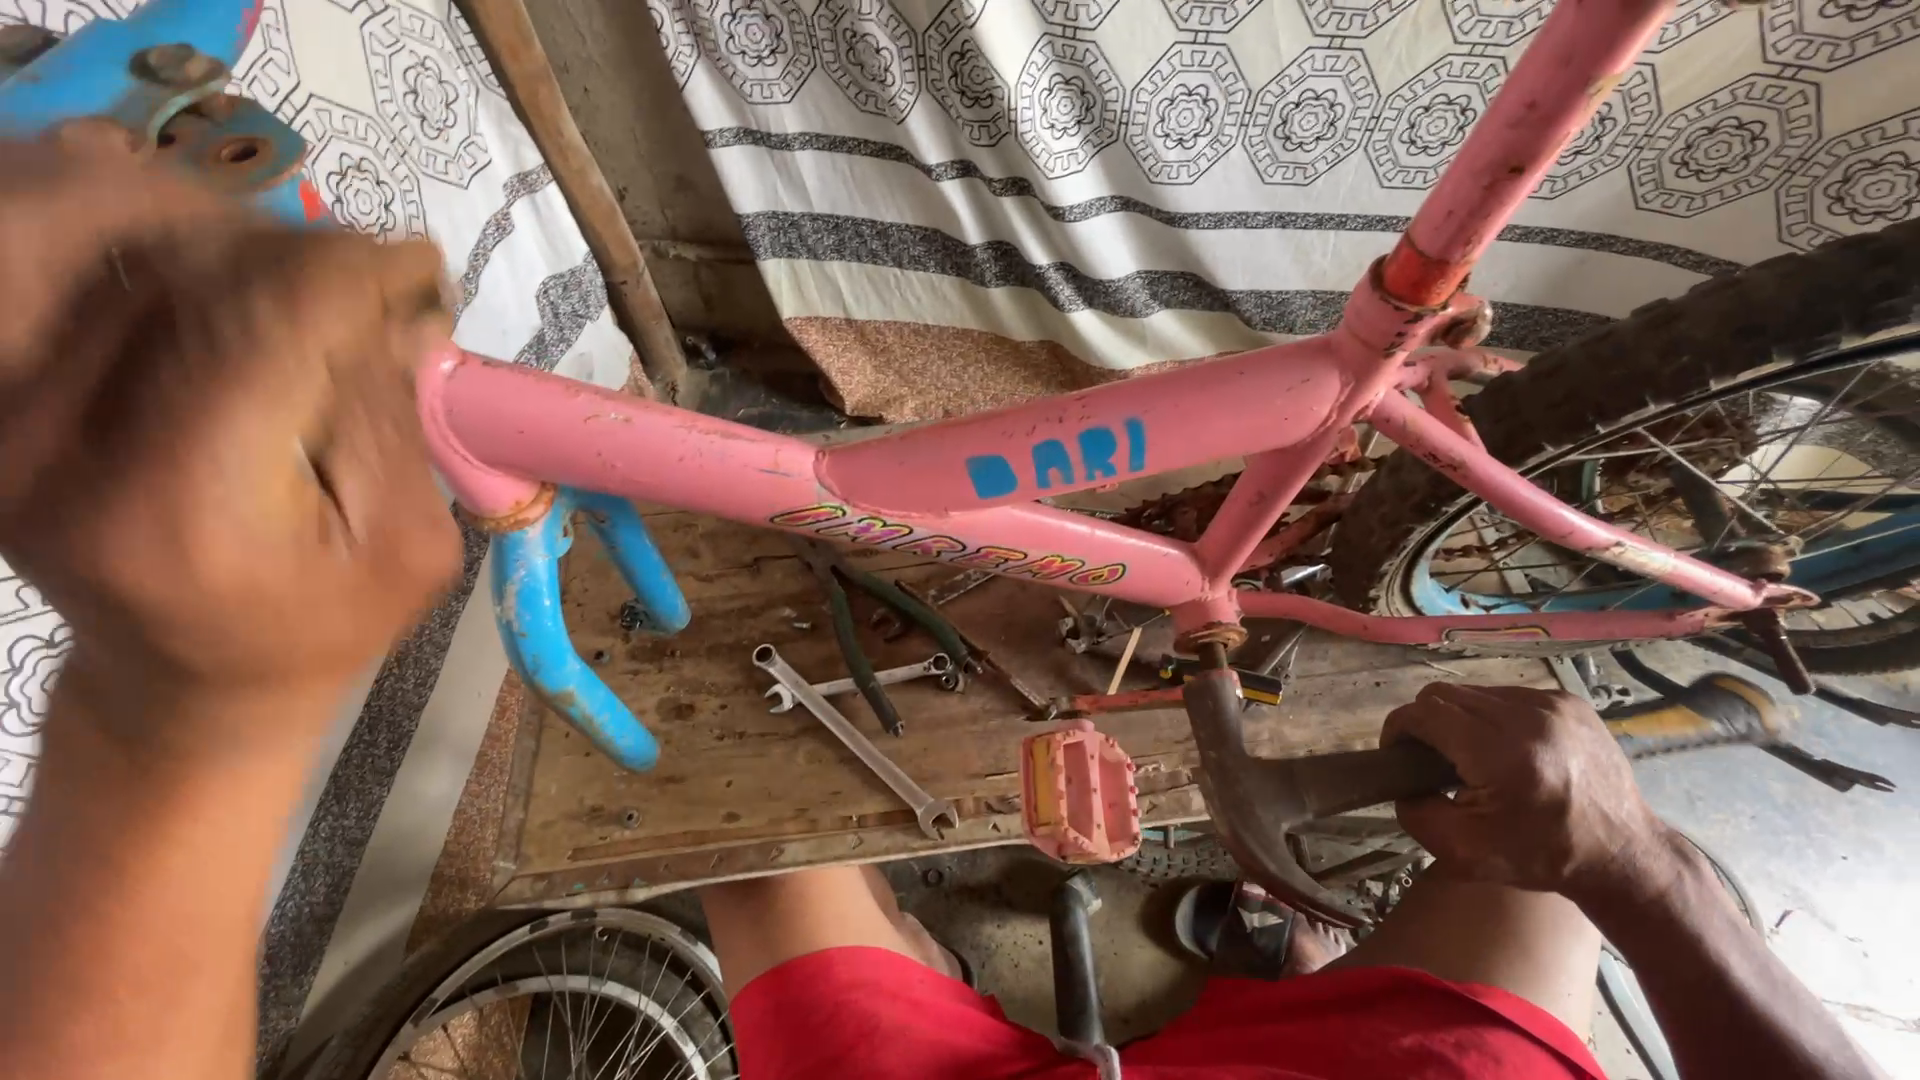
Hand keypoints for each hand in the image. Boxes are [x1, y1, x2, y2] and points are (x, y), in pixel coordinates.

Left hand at [0, 139, 459, 749]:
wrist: (192, 676)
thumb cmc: (324, 621)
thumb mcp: (408, 546)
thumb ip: (394, 423)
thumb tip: (402, 310)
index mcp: (187, 509)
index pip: (258, 327)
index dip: (350, 273)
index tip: (421, 268)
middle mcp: (51, 448)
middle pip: (161, 261)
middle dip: (289, 244)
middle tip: (363, 274)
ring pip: (57, 220)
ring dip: (191, 211)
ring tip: (274, 253)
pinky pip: (13, 243)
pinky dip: (86, 200)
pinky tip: (175, 228)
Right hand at [1382, 683, 1670, 898]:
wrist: (1626, 858)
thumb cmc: (1541, 857)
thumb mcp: (1459, 850)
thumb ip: (1413, 810)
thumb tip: (1400, 780)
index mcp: (1501, 753)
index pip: (1423, 713)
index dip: (1399, 730)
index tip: (1398, 755)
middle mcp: (1528, 717)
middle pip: (1443, 696)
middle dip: (1427, 724)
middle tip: (1431, 758)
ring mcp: (1553, 705)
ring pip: (1473, 692)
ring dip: (1459, 718)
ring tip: (1471, 754)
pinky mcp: (1569, 703)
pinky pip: (1506, 695)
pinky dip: (1492, 716)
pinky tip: (1505, 747)